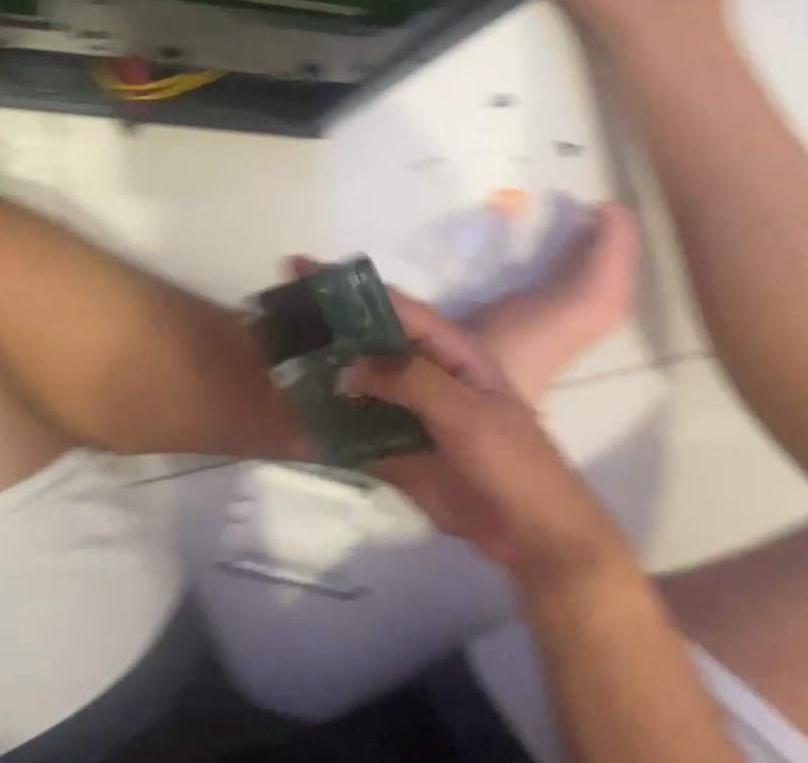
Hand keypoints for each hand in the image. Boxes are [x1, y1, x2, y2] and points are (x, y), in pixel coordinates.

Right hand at [286, 226, 637, 582]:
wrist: (534, 537)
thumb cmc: (513, 463)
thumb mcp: (466, 413)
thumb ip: (410, 380)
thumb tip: (348, 363)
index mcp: (452, 355)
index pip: (397, 311)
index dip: (353, 290)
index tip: (305, 269)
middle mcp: (425, 379)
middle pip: (371, 347)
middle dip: (328, 331)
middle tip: (275, 318)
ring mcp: (409, 418)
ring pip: (358, 390)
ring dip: (322, 380)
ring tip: (273, 367)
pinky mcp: (398, 455)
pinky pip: (356, 435)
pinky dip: (328, 429)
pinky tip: (292, 423)